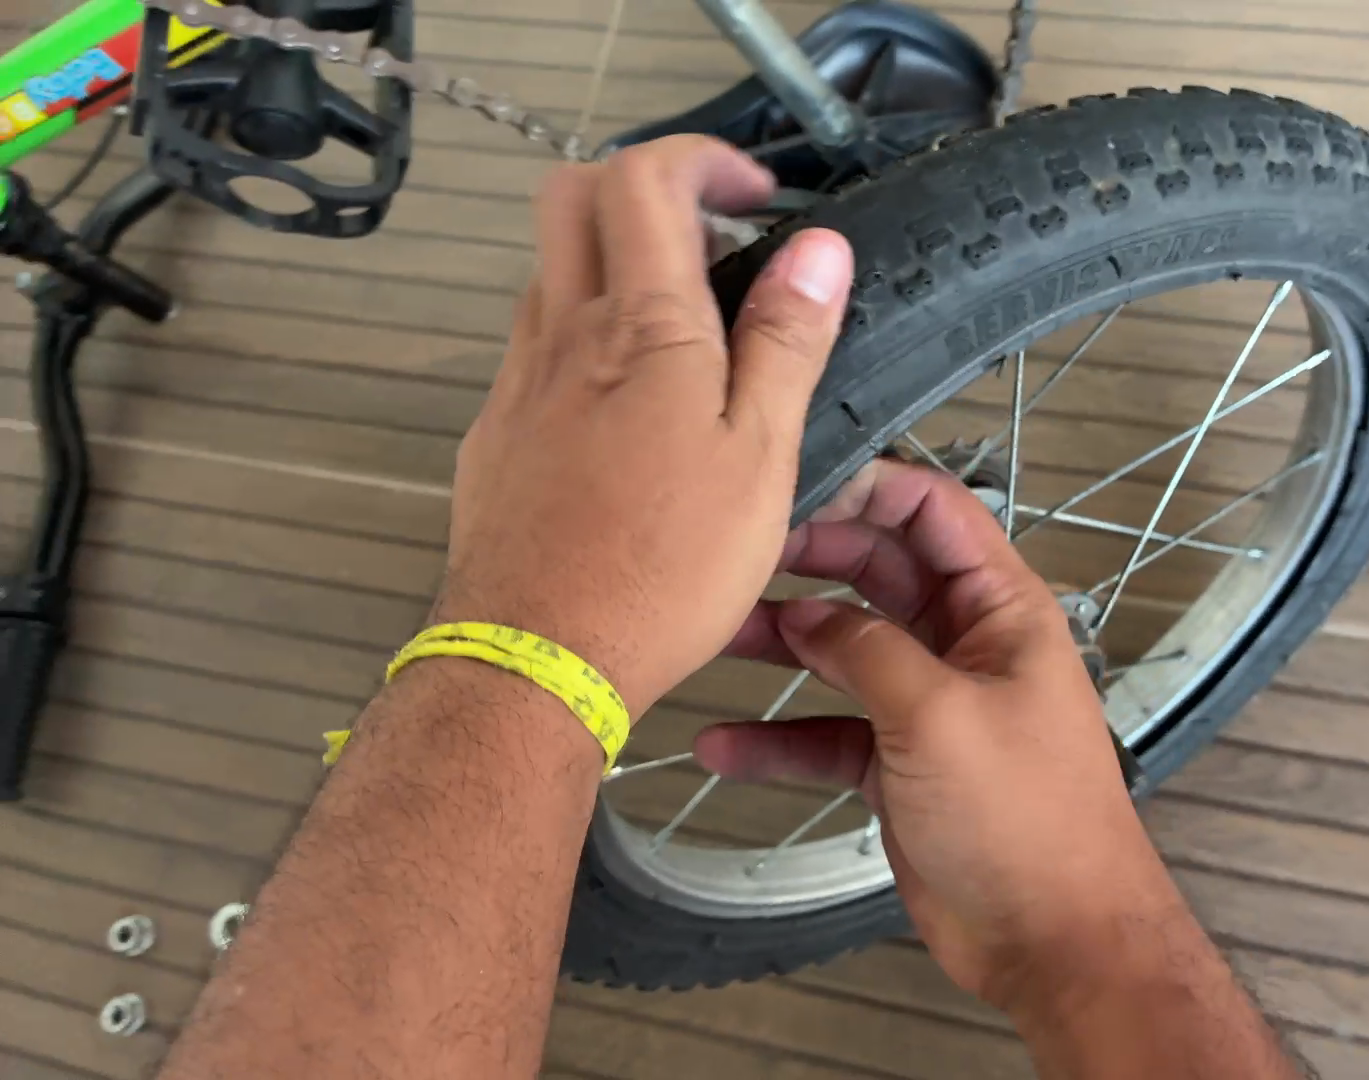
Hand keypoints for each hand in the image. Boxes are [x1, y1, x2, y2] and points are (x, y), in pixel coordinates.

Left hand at [436, 136, 853, 708]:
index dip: (704, 160)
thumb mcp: (761, 453)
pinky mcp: (499, 430)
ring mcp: (520, 381)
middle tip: (715, 244)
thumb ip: (785, 342)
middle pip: (574, 198)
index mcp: (644, 329)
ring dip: (618, 264)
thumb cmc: (670, 561)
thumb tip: (819, 250)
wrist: (543, 654)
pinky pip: (540, 346)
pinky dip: (589, 332)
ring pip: (554, 273)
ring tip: (689, 330)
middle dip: (647, 190)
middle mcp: (565, 333)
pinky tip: (633, 405)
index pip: (647, 178)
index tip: (755, 193)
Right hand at [695, 459, 1188, 1010]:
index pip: (933, 512)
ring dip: (783, 642)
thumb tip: (805, 616)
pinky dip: (781, 735)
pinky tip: (720, 746)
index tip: (797, 491)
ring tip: (714, 635)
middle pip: (878, 572)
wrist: (1051, 939)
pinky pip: (830, 729)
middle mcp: (961, 640)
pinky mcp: (897, 757)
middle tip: (739, 560)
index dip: (870, 488)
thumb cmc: (1020, 814)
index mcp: (997, 606)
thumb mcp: (939, 714)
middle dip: (813, 561)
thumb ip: (867, 651)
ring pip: (845, 649)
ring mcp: (926, 699)